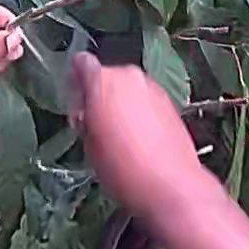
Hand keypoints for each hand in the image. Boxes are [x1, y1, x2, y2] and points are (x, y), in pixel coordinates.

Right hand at [71, 53, 211, 217]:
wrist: (171, 186)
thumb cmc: (122, 169)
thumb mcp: (90, 147)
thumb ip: (85, 120)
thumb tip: (86, 113)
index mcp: (102, 81)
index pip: (82, 63)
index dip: (77, 79)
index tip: (77, 98)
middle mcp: (128, 75)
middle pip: (107, 76)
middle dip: (101, 94)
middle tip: (98, 123)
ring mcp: (151, 86)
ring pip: (128, 87)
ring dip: (123, 101)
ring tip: (123, 134)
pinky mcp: (169, 100)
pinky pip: (146, 98)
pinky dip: (141, 109)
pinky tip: (142, 137)